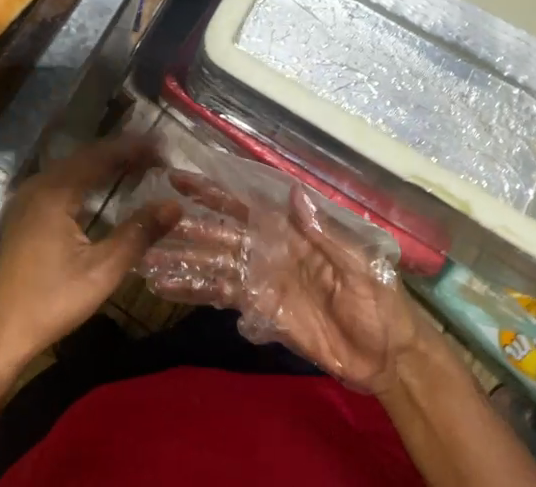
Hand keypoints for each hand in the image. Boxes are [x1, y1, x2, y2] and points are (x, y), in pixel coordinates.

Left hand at [0, 137, 181, 375]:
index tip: (162, 147)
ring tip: (136, 167)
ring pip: (70, 170)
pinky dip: (85, 180)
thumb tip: (174, 205)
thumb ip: (138, 235)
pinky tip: (102, 190)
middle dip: (119, 154)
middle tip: (155, 156)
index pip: (98, 157)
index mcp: (53, 193)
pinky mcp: (23, 215)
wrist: (1, 333)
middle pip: (83, 158)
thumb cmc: (52, 302)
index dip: (131, 149)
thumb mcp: (102, 271)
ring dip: (102, 166)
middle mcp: (37, 187)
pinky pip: (59, 183)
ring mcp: (26, 200)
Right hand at [142, 173, 421, 394]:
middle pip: (221, 232)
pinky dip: (194, 291)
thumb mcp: (361, 266)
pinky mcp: (261, 310)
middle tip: (148, 218)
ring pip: (215, 263)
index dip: (214, 190)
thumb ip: (327, 234)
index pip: (246, 203)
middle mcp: (271, 249)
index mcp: (293, 231)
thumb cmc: (381, 303)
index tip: (179, 178)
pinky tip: (166, 288)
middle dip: (186, 224)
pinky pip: (222, 296)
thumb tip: (295, 193)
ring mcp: (263, 279)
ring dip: (183, 258)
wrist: (388, 358)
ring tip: (146, 256)